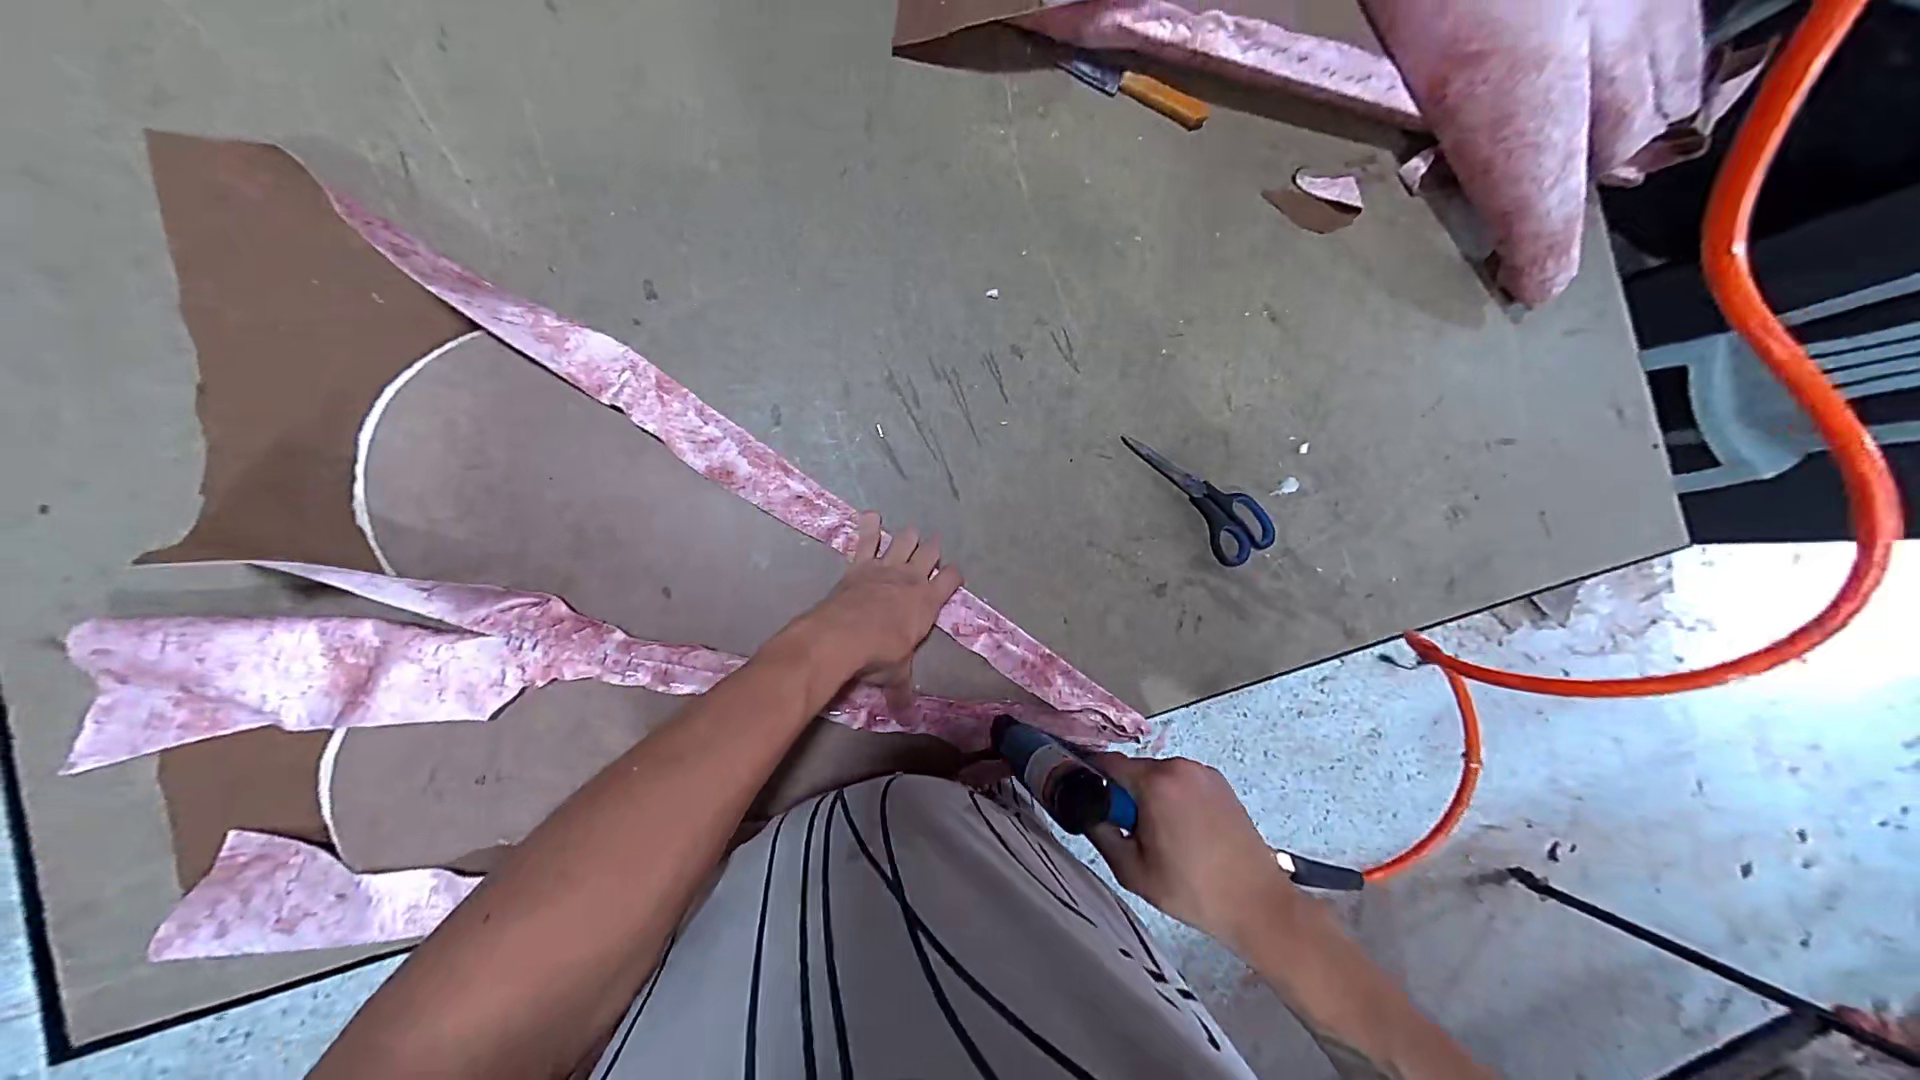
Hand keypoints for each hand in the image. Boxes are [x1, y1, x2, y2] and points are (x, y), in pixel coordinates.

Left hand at [794, 512, 962, 713]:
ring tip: (912, 532)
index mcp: (927, 603)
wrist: (843, 636)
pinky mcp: (860, 564)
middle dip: (933, 550)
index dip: (953, 576)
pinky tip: (870, 514)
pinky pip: (866, 538)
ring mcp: (885, 568)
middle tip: (935, 545)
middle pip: (929, 555)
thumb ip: (903, 692)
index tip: (954, 574)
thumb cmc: (878, 656)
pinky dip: (869, 525)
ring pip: (903, 542)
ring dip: (909, 537)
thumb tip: (908, 719)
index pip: (950, 581)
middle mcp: (911, 580)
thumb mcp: (896, 675)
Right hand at [1084, 753, 1296, 951]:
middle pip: (1135, 770)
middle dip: (1127, 796)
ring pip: (1159, 777)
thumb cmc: (1192, 890)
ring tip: (1165, 839)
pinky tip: (1186, 834)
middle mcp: (1180, 767)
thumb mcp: (1132, 870)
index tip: (1096, 806)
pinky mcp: (1221, 784)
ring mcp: (1204, 773)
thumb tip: (1087, 813)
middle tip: (1135, 835)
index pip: (1108, 763)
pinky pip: (1183, 783)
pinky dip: (1176, 800)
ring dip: (1152, 798)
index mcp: (1156, 783)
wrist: (1257, 904)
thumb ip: (1100, 834)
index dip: (1094, 780)